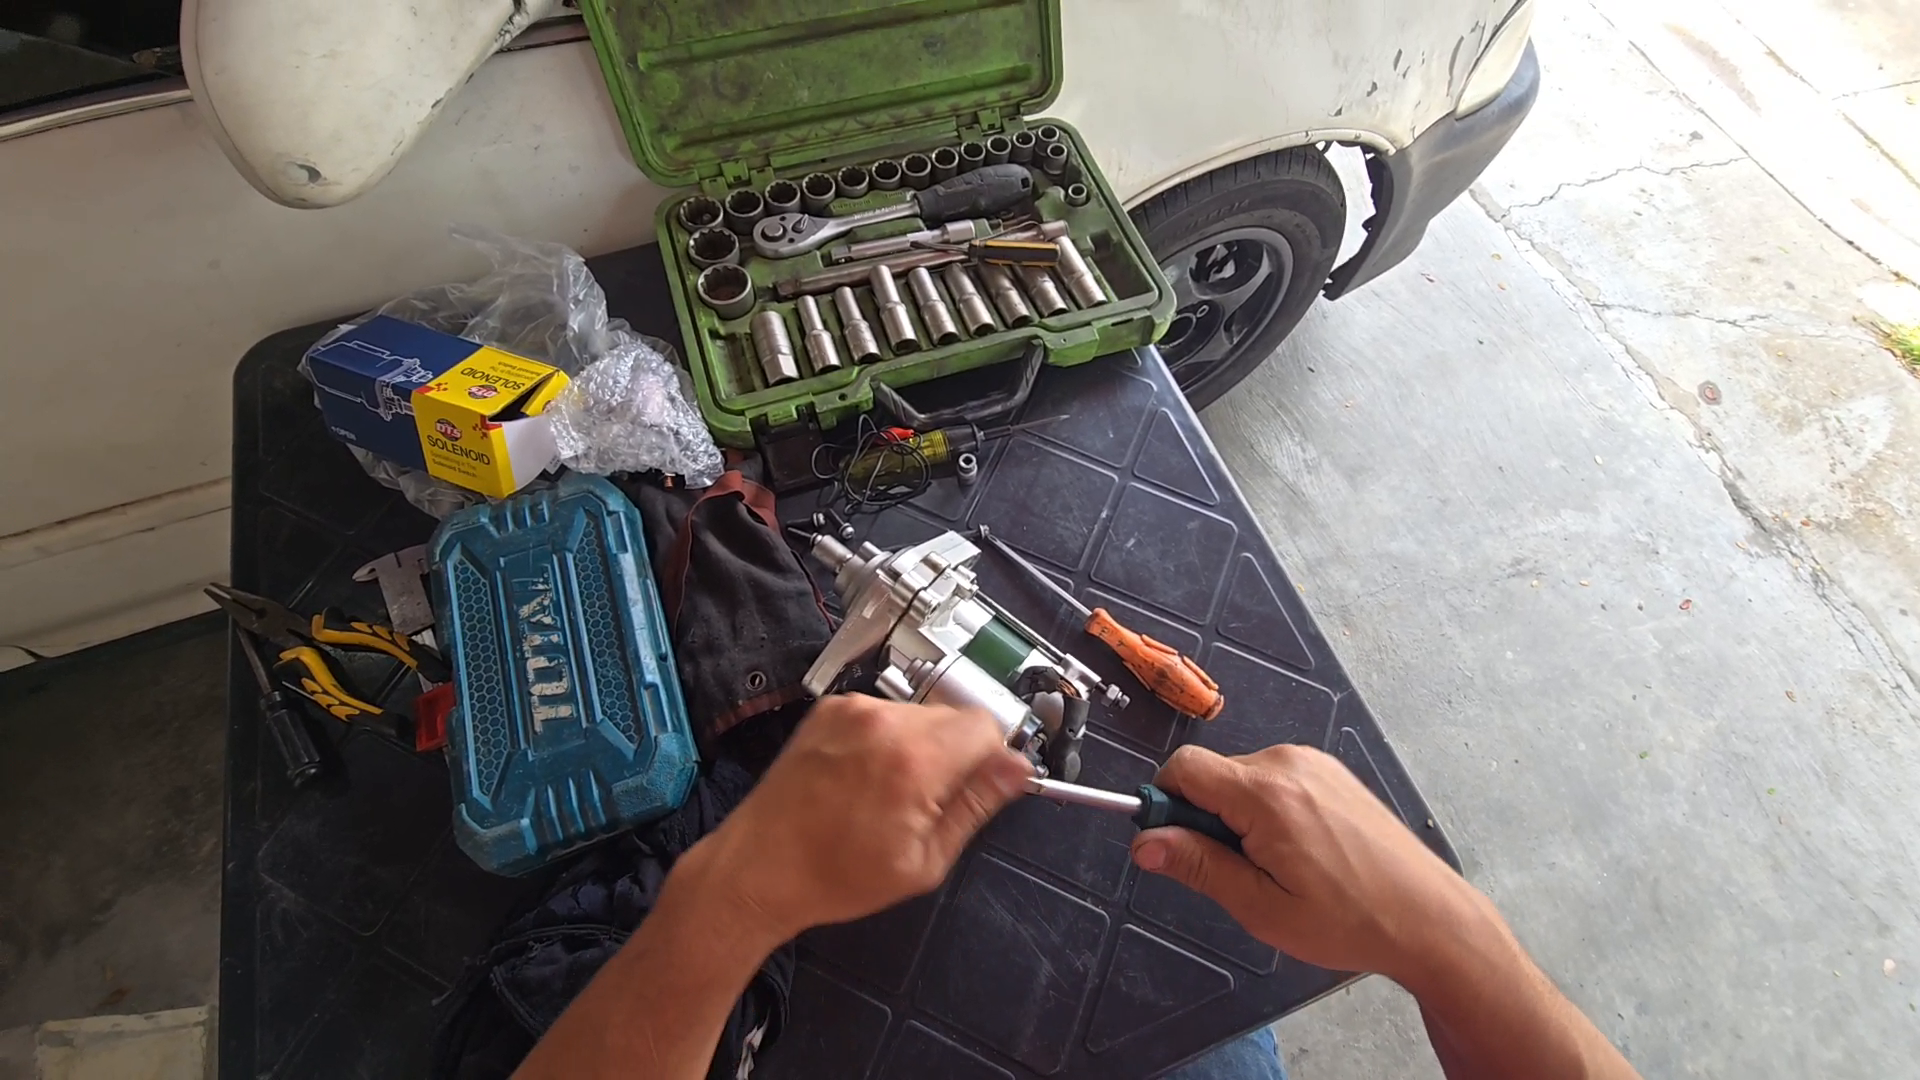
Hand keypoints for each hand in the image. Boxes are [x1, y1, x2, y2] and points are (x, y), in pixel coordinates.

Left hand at [686, 694, 1031, 943]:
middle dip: (955, 753)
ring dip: (920, 744)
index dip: (991, 757)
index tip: (979, 783)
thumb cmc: (836, 875)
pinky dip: (886, 737)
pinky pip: (884, 712)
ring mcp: (854, 710)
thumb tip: (1016, 769)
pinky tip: (864, 775)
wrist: (758, 867)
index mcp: (916, 760)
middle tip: (928, 799)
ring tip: (888, 791)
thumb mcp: (924, 860)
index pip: (987, 725)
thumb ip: (976, 805)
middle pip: (954, 717)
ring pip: (920, 714)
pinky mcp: (831, 708)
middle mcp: (885, 722)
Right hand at [1130, 743, 1479, 984]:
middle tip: (1237, 866)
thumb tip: (1144, 843)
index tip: (1175, 839)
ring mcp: (1310, 761)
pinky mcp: (1326, 767)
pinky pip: (1270, 774)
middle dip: (1206, 814)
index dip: (1165, 800)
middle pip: (1211, 772)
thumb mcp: (1262, 907)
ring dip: (1237, 810)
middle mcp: (1285, 763)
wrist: (1432, 917)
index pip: (1183, 768)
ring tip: (1276, 860)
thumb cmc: (1349, 920)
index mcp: (1265, 794)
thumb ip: (1198, 866)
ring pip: (1239, 774)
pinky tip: (1298, 843)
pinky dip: (1265, 803)